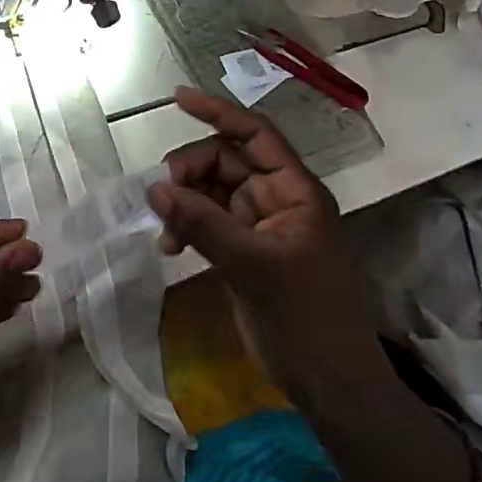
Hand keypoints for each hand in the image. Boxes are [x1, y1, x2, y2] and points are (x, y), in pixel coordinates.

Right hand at [147, 87, 374, 360]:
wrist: (329, 384)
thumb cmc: (307, 318)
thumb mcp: (255, 268)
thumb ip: (203, 225)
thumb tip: (153, 188)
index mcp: (294, 190)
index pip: (255, 134)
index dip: (218, 111)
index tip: (176, 97)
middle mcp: (274, 197)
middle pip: (222, 159)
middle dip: (188, 171)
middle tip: (163, 196)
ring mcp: (256, 223)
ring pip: (207, 188)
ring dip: (181, 201)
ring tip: (166, 230)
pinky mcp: (241, 247)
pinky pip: (203, 218)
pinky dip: (183, 225)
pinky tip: (170, 247)